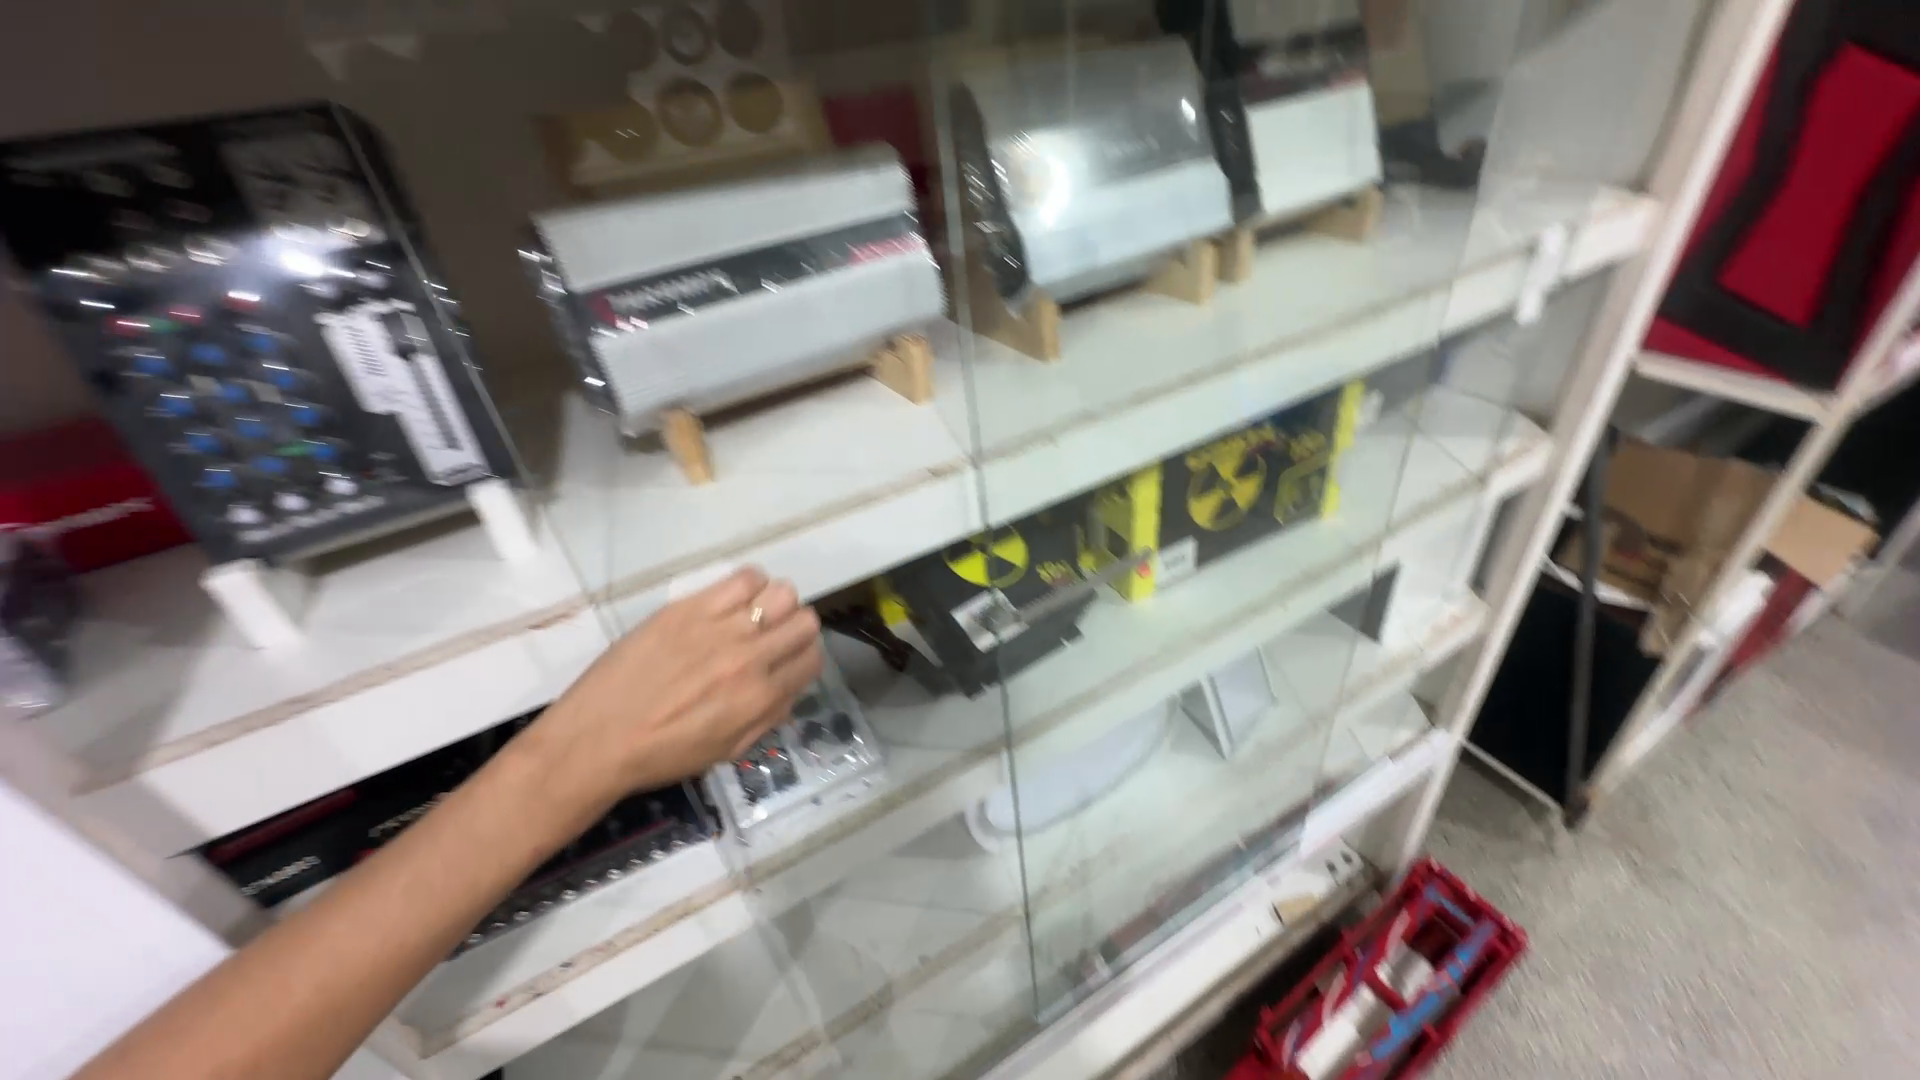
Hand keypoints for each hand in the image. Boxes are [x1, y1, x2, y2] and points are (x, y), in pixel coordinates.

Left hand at [518, 567, 823, 818]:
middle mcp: (751, 659)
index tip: (787, 659)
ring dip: (774, 604)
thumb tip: (788, 689)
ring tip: (750, 615)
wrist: (595, 741)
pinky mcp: (690, 608)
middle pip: (806, 621)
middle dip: (794, 629)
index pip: (812, 659)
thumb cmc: (662, 754)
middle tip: (771, 636)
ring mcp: (721, 628)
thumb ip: (767, 718)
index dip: (804, 658)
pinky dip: (749, 585)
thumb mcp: (727, 751)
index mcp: (761, 698)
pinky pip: (743, 578)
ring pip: (782, 593)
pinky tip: (730, 600)